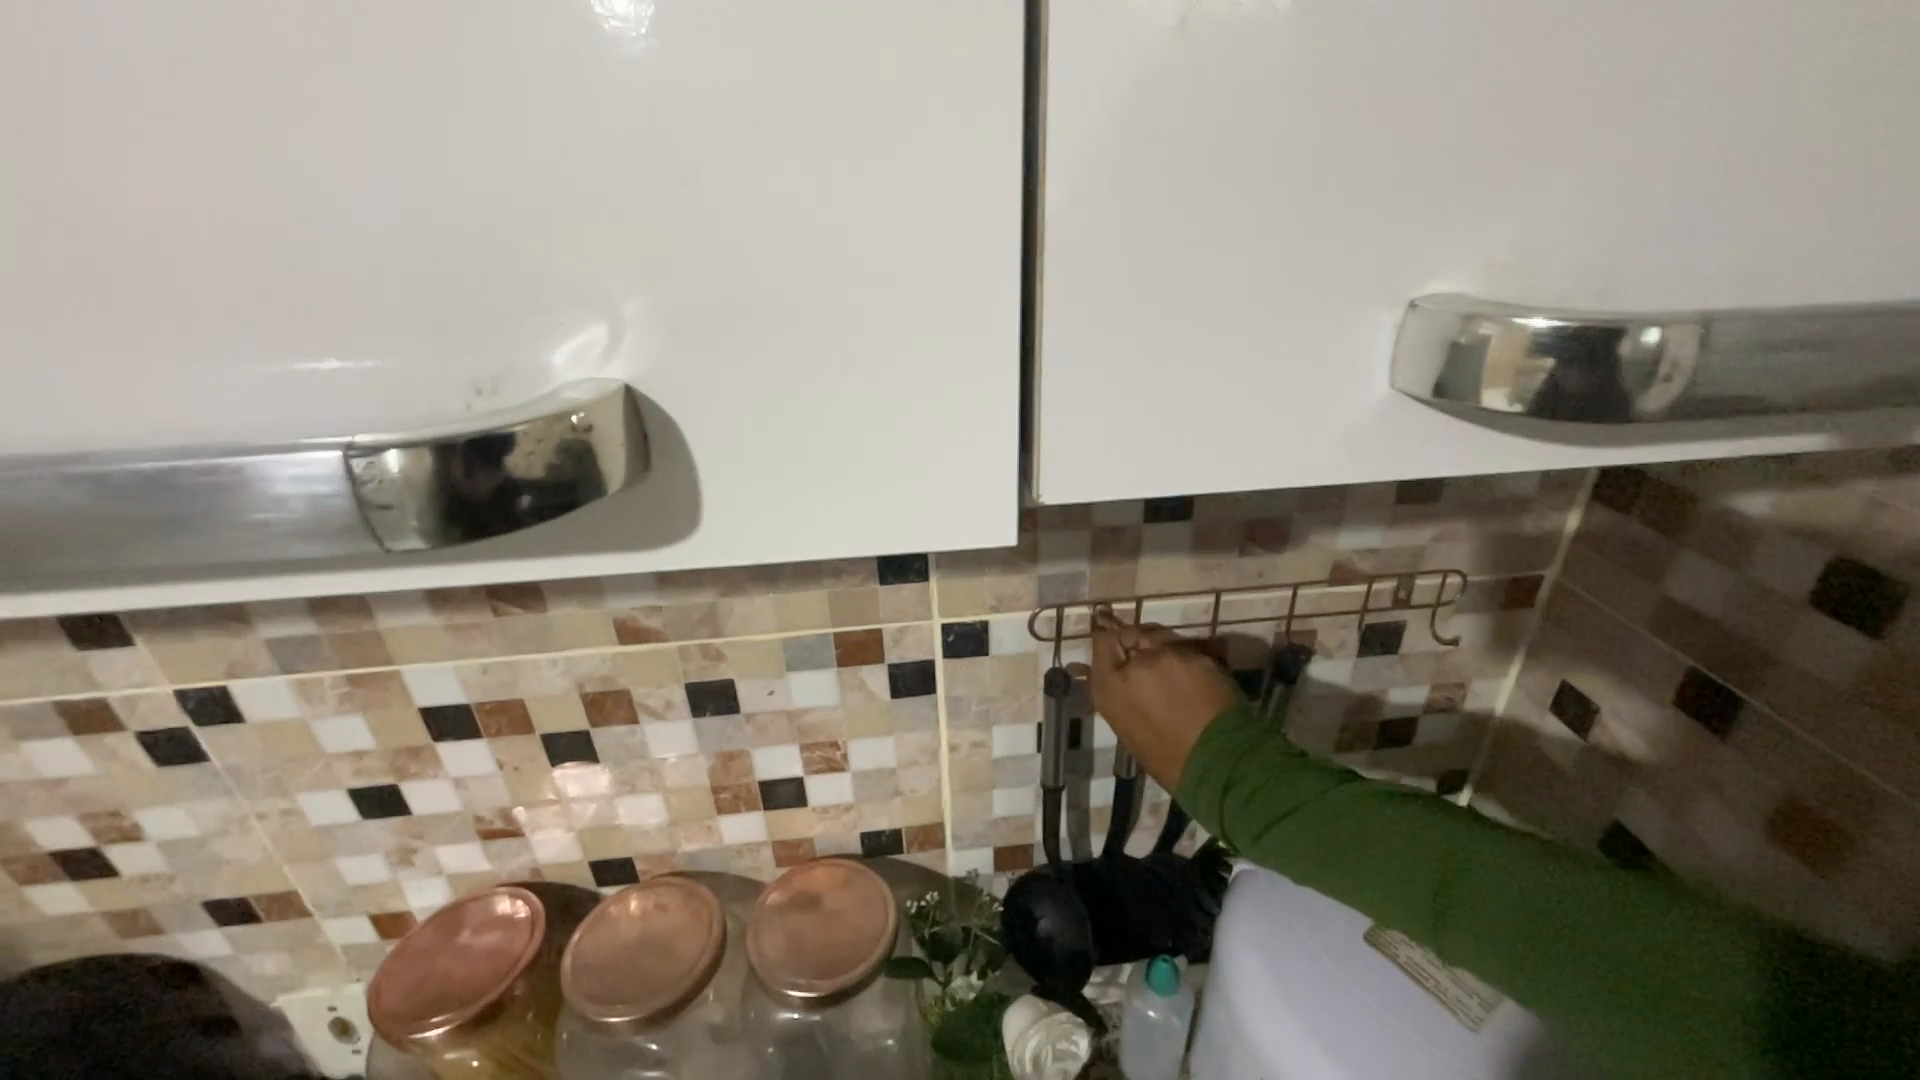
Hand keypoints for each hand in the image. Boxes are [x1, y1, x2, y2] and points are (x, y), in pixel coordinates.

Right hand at [1078, 609, 1243, 791]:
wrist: (1218, 762)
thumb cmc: (1166, 761)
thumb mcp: (1128, 729)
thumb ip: (1120, 696)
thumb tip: (1118, 683)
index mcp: (1110, 687)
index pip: (1101, 643)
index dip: (1107, 638)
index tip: (1111, 638)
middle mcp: (1134, 664)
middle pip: (1129, 634)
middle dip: (1134, 641)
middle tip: (1143, 655)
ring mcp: (1167, 656)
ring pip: (1158, 640)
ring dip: (1160, 650)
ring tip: (1172, 671)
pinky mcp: (1197, 656)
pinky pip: (1185, 652)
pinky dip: (1185, 662)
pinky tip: (1194, 680)